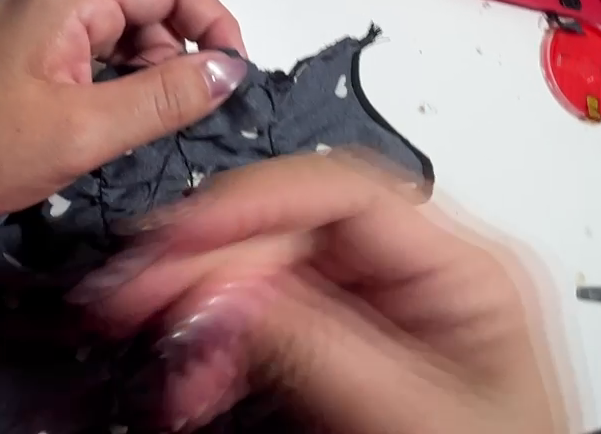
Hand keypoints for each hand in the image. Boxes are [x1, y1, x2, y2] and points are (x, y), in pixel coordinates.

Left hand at [0, 0, 249, 234]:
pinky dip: (116, 80)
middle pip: (141, 4)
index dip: (208, 18)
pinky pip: (90, 52)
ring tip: (148, 123)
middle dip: (177, 50)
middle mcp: (52, 0)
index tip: (230, 72)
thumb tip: (228, 69)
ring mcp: (35, 26)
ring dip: (147, 70)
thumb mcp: (83, 130)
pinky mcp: (24, 53)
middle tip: (188, 111)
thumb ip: (161, 97)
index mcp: (66, 2)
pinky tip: (116, 120)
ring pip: (118, 31)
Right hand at [74, 151, 566, 433]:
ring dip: (197, 304)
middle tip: (136, 290)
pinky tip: (194, 370)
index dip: (247, 200)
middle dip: (202, 261)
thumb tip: (219, 288)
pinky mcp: (342, 339)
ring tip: (156, 337)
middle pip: (284, 229)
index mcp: (464, 268)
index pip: (337, 190)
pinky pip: (260, 317)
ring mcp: (375, 303)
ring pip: (259, 269)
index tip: (177, 234)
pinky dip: (215, 341)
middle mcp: (414, 269)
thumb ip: (316, 348)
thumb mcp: (418, 418)